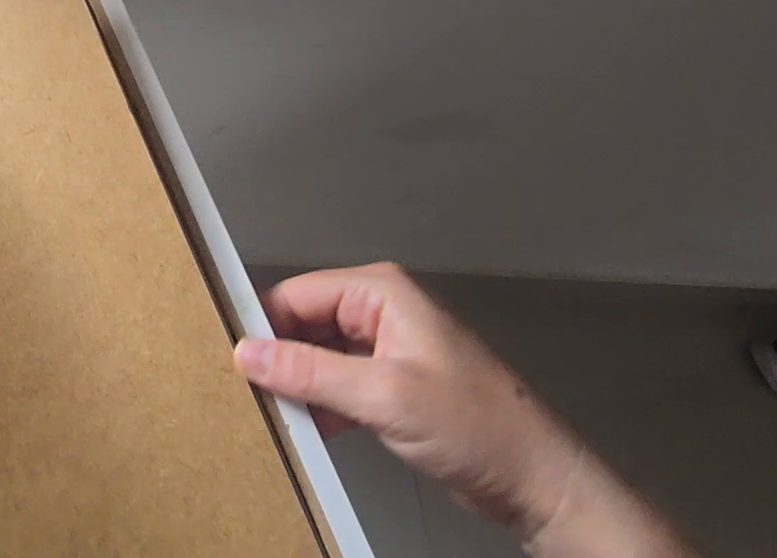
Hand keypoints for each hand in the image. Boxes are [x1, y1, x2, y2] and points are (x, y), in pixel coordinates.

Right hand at [235, 263, 696, 555]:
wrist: (542, 484)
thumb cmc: (473, 427)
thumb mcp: (383, 396)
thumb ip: (309, 371)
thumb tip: (243, 352)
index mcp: (378, 293)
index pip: (296, 295)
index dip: (263, 326)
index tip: (233, 361)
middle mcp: (378, 309)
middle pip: (304, 323)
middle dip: (280, 357)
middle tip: (250, 392)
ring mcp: (385, 346)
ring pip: (318, 354)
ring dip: (298, 383)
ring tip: (273, 411)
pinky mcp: (390, 381)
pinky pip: (337, 380)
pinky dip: (320, 402)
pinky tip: (306, 427)